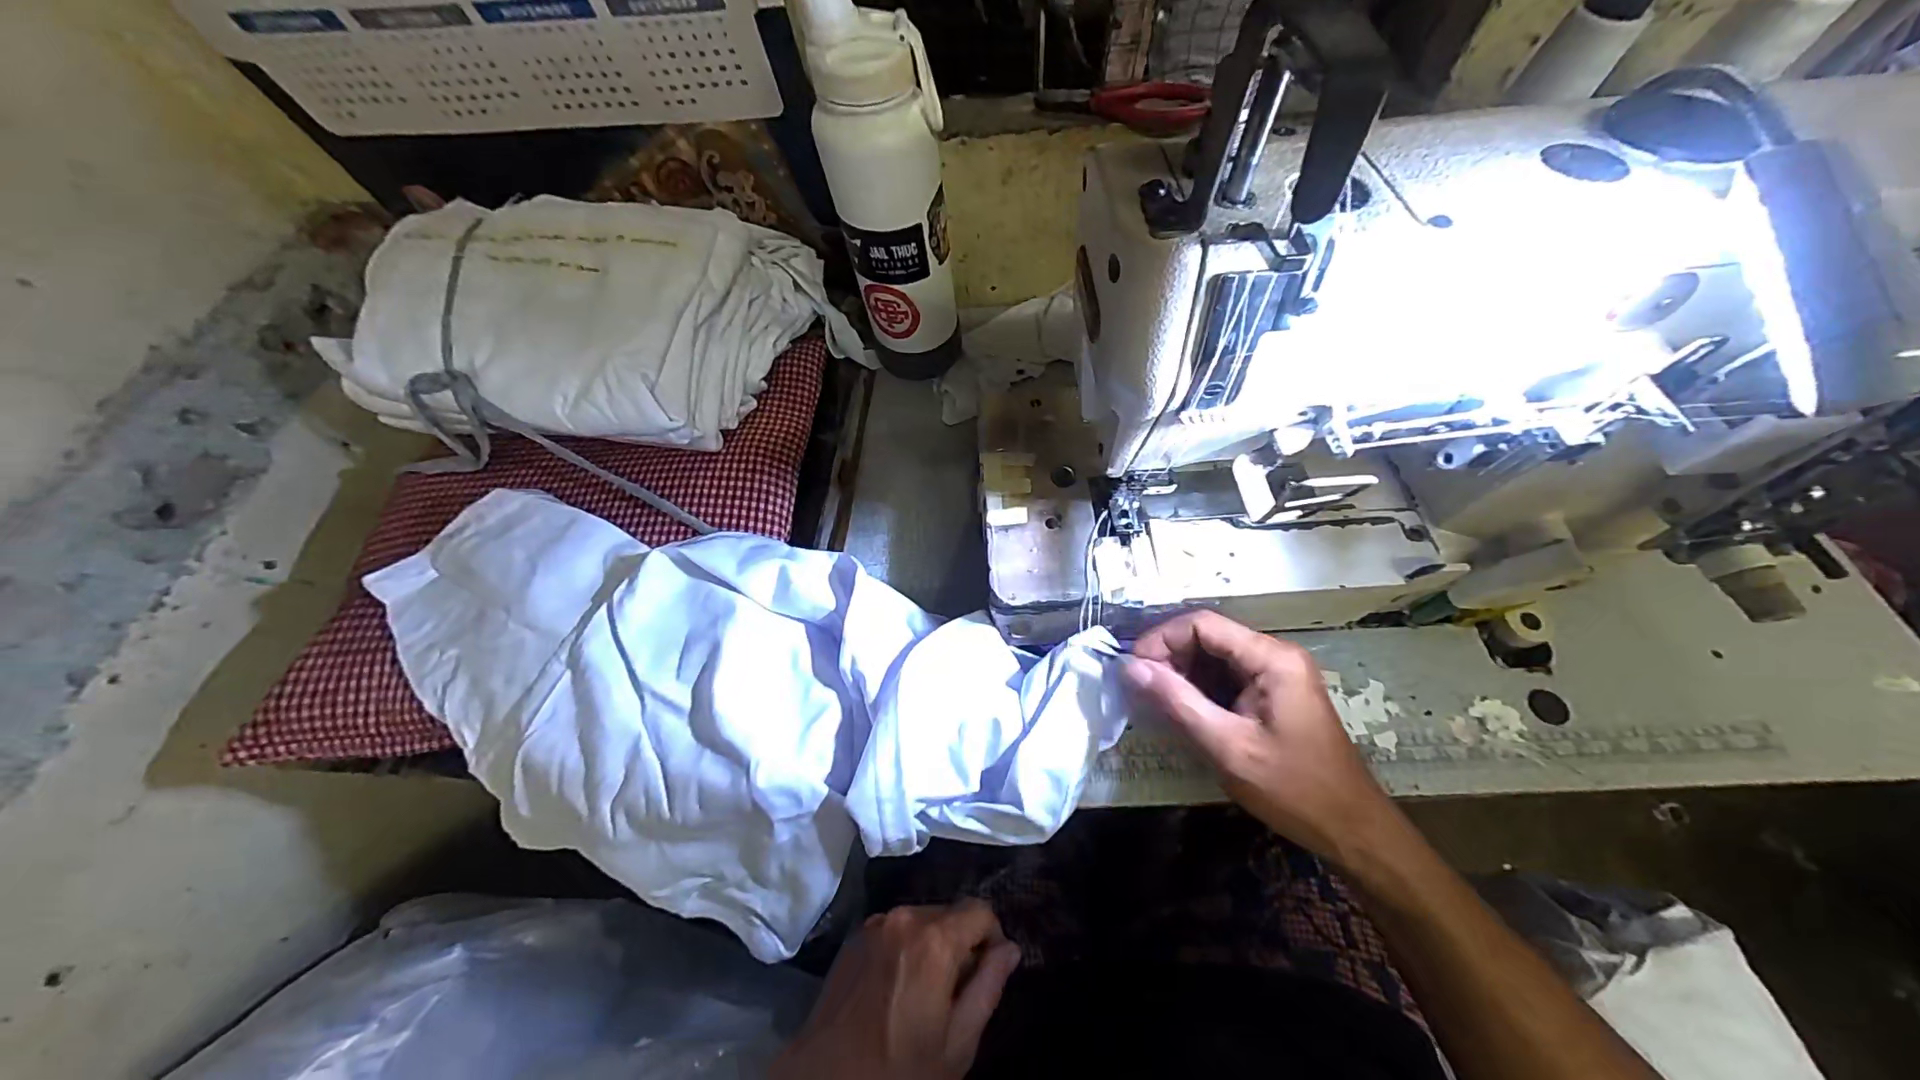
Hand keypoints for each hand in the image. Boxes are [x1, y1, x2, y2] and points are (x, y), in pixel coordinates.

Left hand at [772, 900, 1021, 1079]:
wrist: (826, 1079)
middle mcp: (904, 917)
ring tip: (924, 992)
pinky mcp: (856, 934)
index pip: (981, 910)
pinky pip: (896, 928)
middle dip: (962, 943)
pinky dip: (907, 946)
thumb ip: (989, 986)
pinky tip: (897, 986)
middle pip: (951, 912)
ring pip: (923, 918)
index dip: (992, 938)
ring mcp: (876, 923)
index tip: (987, 972)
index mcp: (934, 939)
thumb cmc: (900, 1068)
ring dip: (934, 944)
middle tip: (955, 991)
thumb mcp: (958, 1042)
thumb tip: (1009, 949)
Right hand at [1124, 611, 1401, 864]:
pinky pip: (1227, 676)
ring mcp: (1277, 674)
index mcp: (1271, 658)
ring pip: (1214, 656)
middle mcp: (1275, 655)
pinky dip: (1200, 688)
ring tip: (1154, 701)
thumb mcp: (1227, 746)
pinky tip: (1181, 710)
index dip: (1160, 639)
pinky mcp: (1274, 693)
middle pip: (1208, 636)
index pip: (1202, 624)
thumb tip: (1131, 668)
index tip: (1132, 669)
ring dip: (1181, 673)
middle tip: (1140, 688)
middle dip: (1169, 656)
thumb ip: (1177, 701)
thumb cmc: (1293, 788)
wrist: (1351, 828)